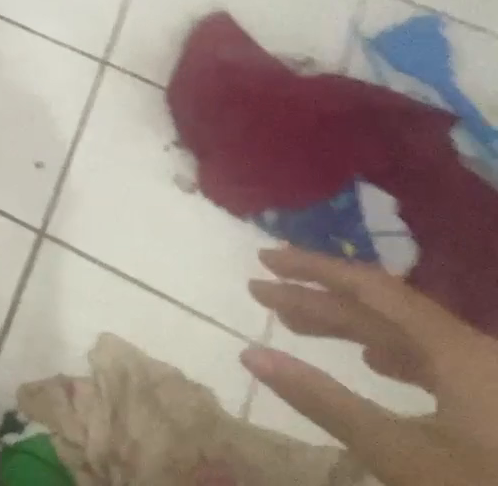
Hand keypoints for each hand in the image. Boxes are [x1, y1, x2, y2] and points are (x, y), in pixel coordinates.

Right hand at [244, 246, 497, 485]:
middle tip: (262, 297)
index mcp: (461, 352)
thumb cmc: (479, 484)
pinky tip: (374, 364)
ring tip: (298, 328)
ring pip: (411, 336)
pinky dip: (393, 353)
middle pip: (387, 311)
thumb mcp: (399, 453)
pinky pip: (439, 360)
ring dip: (351, 328)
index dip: (314, 268)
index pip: (373, 287)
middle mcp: (481, 353)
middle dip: (320, 301)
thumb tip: (249, 354)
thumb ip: (324, 400)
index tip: (262, 259)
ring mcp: (494, 378)